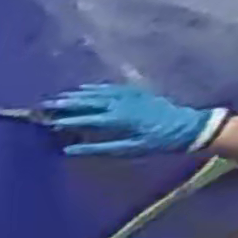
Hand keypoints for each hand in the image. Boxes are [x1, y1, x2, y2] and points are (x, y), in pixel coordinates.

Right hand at [40, 84, 223, 156]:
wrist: (189, 127)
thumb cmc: (155, 142)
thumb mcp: (127, 149)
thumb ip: (97, 148)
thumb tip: (68, 150)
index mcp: (123, 120)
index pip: (90, 118)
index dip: (70, 120)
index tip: (51, 122)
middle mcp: (127, 104)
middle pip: (94, 101)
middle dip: (70, 102)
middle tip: (49, 103)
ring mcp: (134, 96)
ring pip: (103, 92)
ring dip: (81, 93)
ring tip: (62, 95)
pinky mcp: (140, 93)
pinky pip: (116, 87)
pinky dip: (99, 87)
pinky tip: (87, 87)